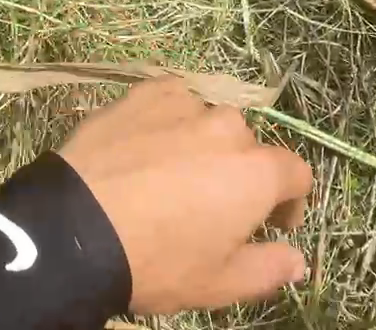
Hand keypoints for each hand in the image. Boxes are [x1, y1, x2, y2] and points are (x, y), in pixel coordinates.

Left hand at [55, 77, 312, 314]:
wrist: (78, 225)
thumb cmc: (156, 261)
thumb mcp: (218, 284)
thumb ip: (268, 269)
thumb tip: (297, 259)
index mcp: (255, 172)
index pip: (295, 172)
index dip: (289, 200)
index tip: (272, 223)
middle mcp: (226, 127)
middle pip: (248, 145)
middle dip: (240, 172)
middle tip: (211, 204)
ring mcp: (184, 103)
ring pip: (208, 120)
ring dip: (203, 143)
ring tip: (172, 173)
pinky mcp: (145, 91)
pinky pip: (171, 99)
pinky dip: (169, 118)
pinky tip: (147, 144)